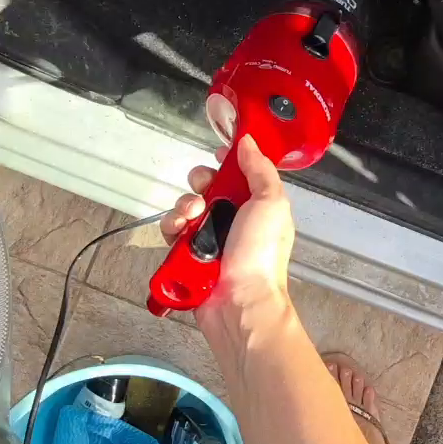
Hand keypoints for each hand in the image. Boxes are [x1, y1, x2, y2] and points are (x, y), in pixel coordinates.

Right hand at [161, 136, 295, 336]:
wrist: (240, 302)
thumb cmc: (260, 254)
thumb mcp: (271, 203)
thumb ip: (260, 170)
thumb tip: (248, 142)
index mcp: (257, 208)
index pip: (238, 175)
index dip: (227, 163)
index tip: (218, 157)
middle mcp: (233, 222)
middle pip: (207, 188)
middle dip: (200, 183)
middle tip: (202, 190)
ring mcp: (209, 240)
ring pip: (186, 208)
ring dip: (183, 206)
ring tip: (189, 217)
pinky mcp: (188, 257)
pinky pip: (172, 233)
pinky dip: (171, 228)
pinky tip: (177, 232)